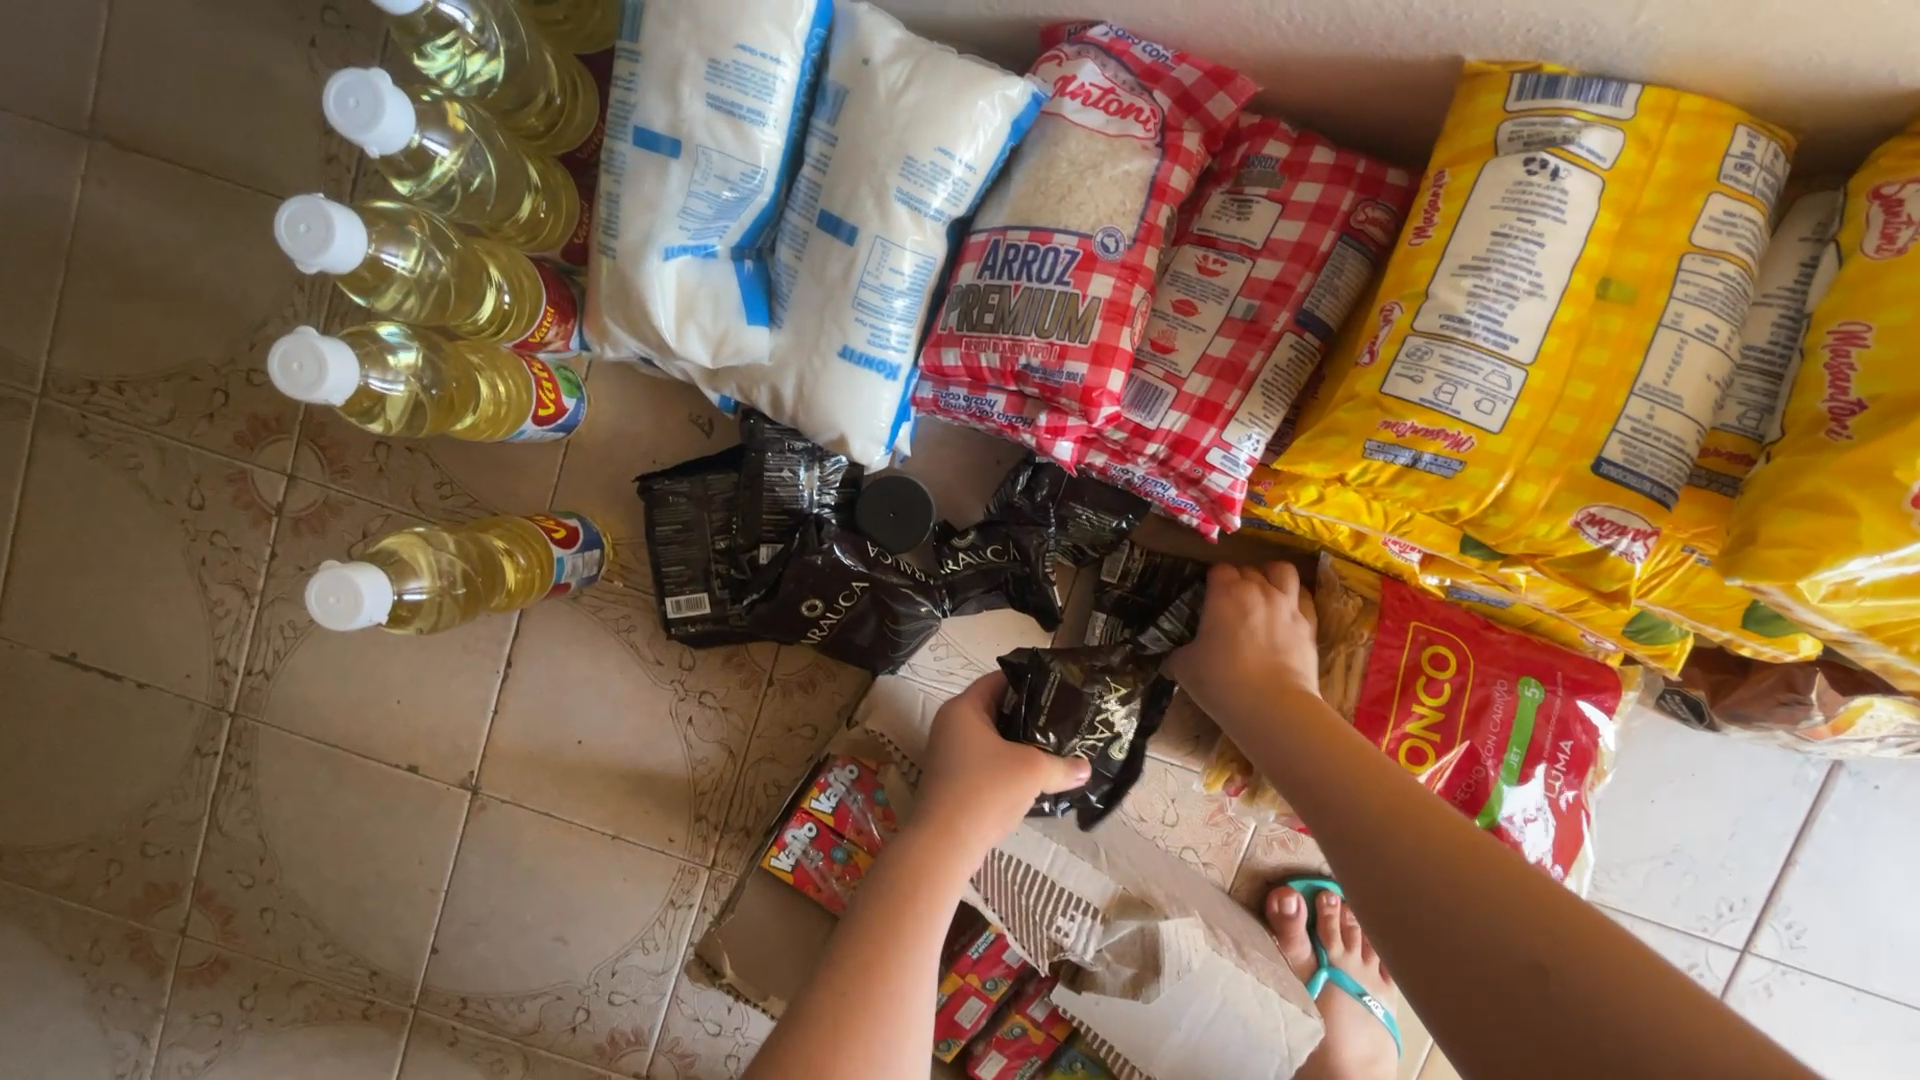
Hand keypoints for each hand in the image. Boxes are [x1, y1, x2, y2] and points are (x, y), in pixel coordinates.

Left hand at [913, 671, 1091, 857]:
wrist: (945, 843)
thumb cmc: (986, 790)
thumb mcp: (1032, 771)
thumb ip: (1062, 765)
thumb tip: (1086, 768)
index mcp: (963, 709)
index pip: (997, 680)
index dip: (1028, 680)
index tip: (1057, 687)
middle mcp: (951, 726)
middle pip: (996, 710)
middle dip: (1029, 715)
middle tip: (1062, 718)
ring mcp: (950, 755)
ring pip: (992, 740)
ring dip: (1020, 745)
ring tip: (1055, 747)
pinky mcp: (954, 782)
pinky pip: (986, 764)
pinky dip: (1008, 766)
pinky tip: (1035, 777)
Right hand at [1166, 562, 1319, 732]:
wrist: (1273, 707)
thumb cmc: (1222, 681)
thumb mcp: (1184, 668)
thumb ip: (1178, 654)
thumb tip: (1171, 659)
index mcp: (1225, 594)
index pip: (1219, 569)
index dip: (1212, 580)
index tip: (1207, 597)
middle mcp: (1259, 591)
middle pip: (1249, 569)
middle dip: (1239, 579)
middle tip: (1231, 601)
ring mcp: (1289, 606)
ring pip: (1283, 571)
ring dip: (1271, 576)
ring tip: (1264, 591)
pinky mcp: (1310, 625)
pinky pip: (1305, 598)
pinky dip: (1295, 599)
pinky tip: (1286, 612)